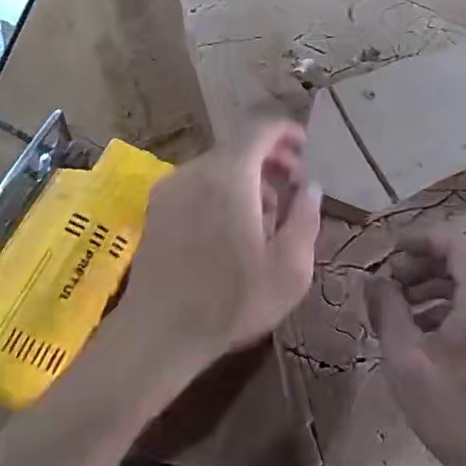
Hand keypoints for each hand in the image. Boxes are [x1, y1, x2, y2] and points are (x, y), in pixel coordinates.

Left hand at [117, 120, 322, 377]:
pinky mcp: (155, 210)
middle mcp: (195, 172)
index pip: (260, 130)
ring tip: (266, 214)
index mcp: (230, 177)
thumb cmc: (232, 302)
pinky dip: (221, 190)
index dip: (287, 132)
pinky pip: (196, 184)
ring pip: (217, 166)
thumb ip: (306, 217)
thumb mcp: (291, 268)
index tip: (307, 149)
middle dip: (270, 159)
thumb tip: (310, 187)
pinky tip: (231, 227)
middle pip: (238, 147)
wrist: (158, 335)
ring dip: (247, 178)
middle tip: (293, 184)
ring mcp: (170, 189)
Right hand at [368, 230, 465, 465]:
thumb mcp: (406, 362)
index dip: (422, 240)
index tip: (394, 251)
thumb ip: (388, 311)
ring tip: (414, 318)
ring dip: (447, 294)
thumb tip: (375, 281)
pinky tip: (447, 346)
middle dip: (429, 269)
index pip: (458, 244)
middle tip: (396, 287)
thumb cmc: (458, 417)